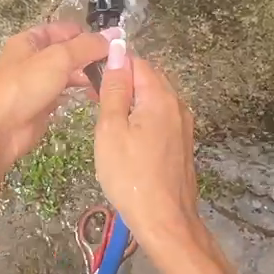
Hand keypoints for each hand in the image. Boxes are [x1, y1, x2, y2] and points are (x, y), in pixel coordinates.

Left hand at [0, 22, 111, 171]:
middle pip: (67, 52)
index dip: (86, 33)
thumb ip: (86, 46)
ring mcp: (36, 83)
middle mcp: (32, 59)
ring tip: (110, 80)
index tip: (112, 42)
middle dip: (90, 56)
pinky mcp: (41, 105)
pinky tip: (95, 94)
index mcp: (29, 41)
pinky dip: (79, 92)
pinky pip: (65, 93)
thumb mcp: (58, 59)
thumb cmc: (23, 87)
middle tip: (117, 64)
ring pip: (67, 73)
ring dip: (87, 75)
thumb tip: (114, 35)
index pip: (63, 29)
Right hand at [94, 39, 205, 251]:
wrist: (164, 220)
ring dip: (130, 102)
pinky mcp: (182, 144)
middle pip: (148, 78)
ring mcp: (183, 126)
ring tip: (106, 123)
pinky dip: (141, 118)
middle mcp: (178, 105)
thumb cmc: (130, 176)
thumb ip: (113, 90)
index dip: (111, 66)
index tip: (90, 83)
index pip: (136, 62)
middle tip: (93, 103)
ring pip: (154, 99)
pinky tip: (125, 138)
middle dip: (121, 83)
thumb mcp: (110, 129)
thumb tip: (116, 53)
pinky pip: (160, 118)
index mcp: (160, 97)